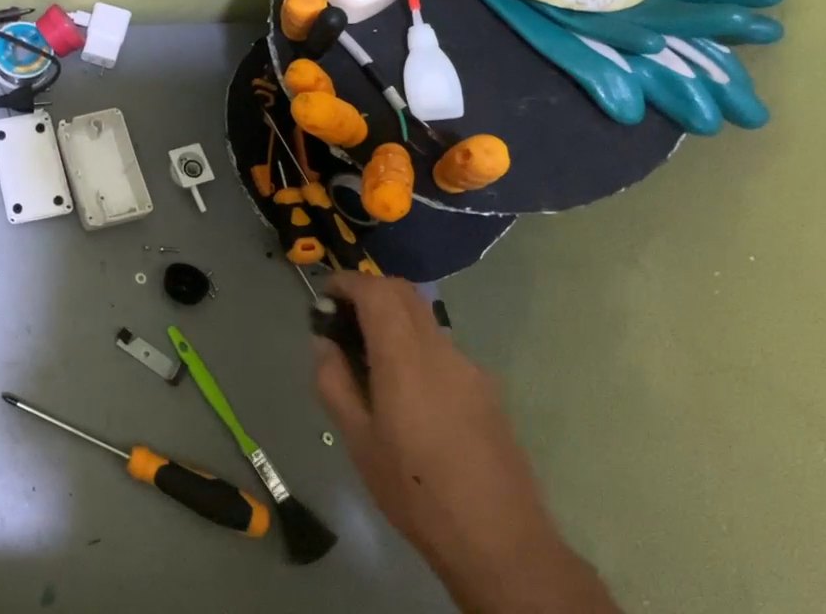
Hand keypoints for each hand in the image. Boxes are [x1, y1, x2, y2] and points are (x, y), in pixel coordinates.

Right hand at [313, 273, 615, 611]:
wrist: (501, 542)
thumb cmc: (416, 491)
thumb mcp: (357, 440)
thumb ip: (335, 382)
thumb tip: (324, 343)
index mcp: (407, 360)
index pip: (378, 291)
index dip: (347, 283)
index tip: (324, 298)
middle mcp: (443, 353)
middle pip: (405, 294)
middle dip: (369, 292)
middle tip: (340, 320)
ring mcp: (471, 371)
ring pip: (424, 322)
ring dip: (392, 321)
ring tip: (365, 362)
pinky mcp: (487, 392)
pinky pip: (441, 350)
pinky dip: (413, 347)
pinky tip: (401, 392)